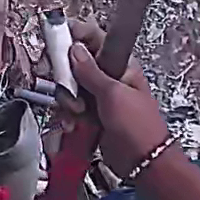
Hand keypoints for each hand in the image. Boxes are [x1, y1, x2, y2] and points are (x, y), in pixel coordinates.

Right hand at [68, 22, 170, 172]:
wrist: (144, 163)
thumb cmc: (138, 126)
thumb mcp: (112, 94)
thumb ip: (90, 71)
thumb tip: (74, 48)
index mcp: (118, 63)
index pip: (93, 37)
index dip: (74, 36)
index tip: (56, 41)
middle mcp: (106, 76)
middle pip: (74, 62)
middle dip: (65, 76)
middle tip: (64, 84)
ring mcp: (97, 95)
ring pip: (69, 86)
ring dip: (68, 100)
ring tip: (79, 112)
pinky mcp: (90, 113)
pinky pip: (70, 106)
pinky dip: (68, 115)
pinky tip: (75, 123)